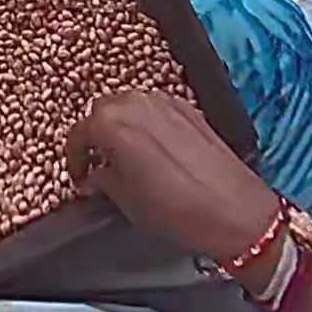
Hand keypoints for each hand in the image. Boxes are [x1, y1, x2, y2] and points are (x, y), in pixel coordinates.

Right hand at [66, 91, 277, 261]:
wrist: (236, 210)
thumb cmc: (178, 210)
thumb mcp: (129, 203)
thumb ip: (104, 181)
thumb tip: (94, 177)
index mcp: (112, 124)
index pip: (79, 132)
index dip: (75, 156)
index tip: (79, 173)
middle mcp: (134, 103)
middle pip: (101, 111)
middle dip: (96, 134)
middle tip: (99, 163)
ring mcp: (162, 101)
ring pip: (127, 104)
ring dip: (120, 124)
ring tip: (126, 155)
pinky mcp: (186, 106)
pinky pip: (153, 107)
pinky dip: (145, 121)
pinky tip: (154, 148)